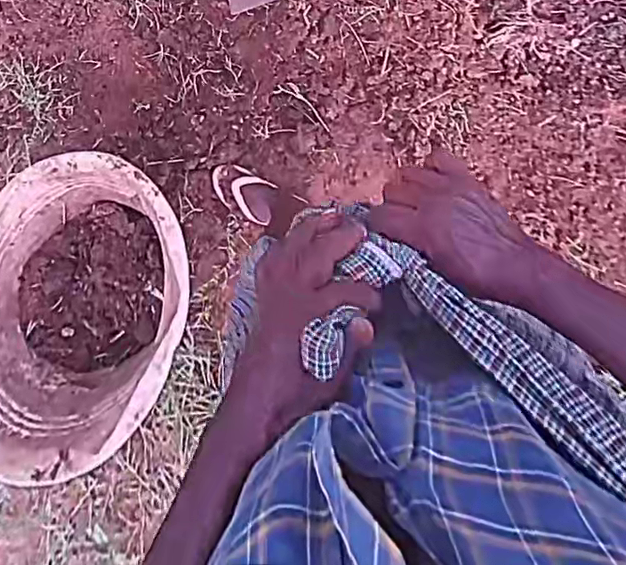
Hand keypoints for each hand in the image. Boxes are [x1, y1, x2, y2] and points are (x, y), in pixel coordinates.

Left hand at [219, 212, 380, 451]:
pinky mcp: (260, 297)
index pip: (339, 292)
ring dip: (311, 230)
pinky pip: (271, 259)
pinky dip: (285, 243)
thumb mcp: (325, 386)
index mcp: (301, 320)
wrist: (248, 411)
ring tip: (332, 215)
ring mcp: (269, 294)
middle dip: (338, 239)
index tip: (376, 302)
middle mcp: (283, 299)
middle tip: (361, 228)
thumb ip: (347, 353)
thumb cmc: (288, 401)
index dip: (362, 292)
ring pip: (290, 249)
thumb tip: (367, 324)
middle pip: (313, 257)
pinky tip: (296, 237)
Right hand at [372, 148, 544, 305]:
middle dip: (390, 207)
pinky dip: (431, 167)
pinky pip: (438, 157)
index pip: (380, 216)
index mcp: (424, 229)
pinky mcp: (466, 179)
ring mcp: (451, 186)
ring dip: (408, 188)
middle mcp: (433, 201)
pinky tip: (435, 184)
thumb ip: (409, 256)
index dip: (375, 226)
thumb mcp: (437, 276)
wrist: (517, 266)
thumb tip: (390, 248)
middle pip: (391, 190)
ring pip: (409, 172)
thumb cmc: (479, 278)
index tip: (380, 234)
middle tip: (400, 222)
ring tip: (416, 203)